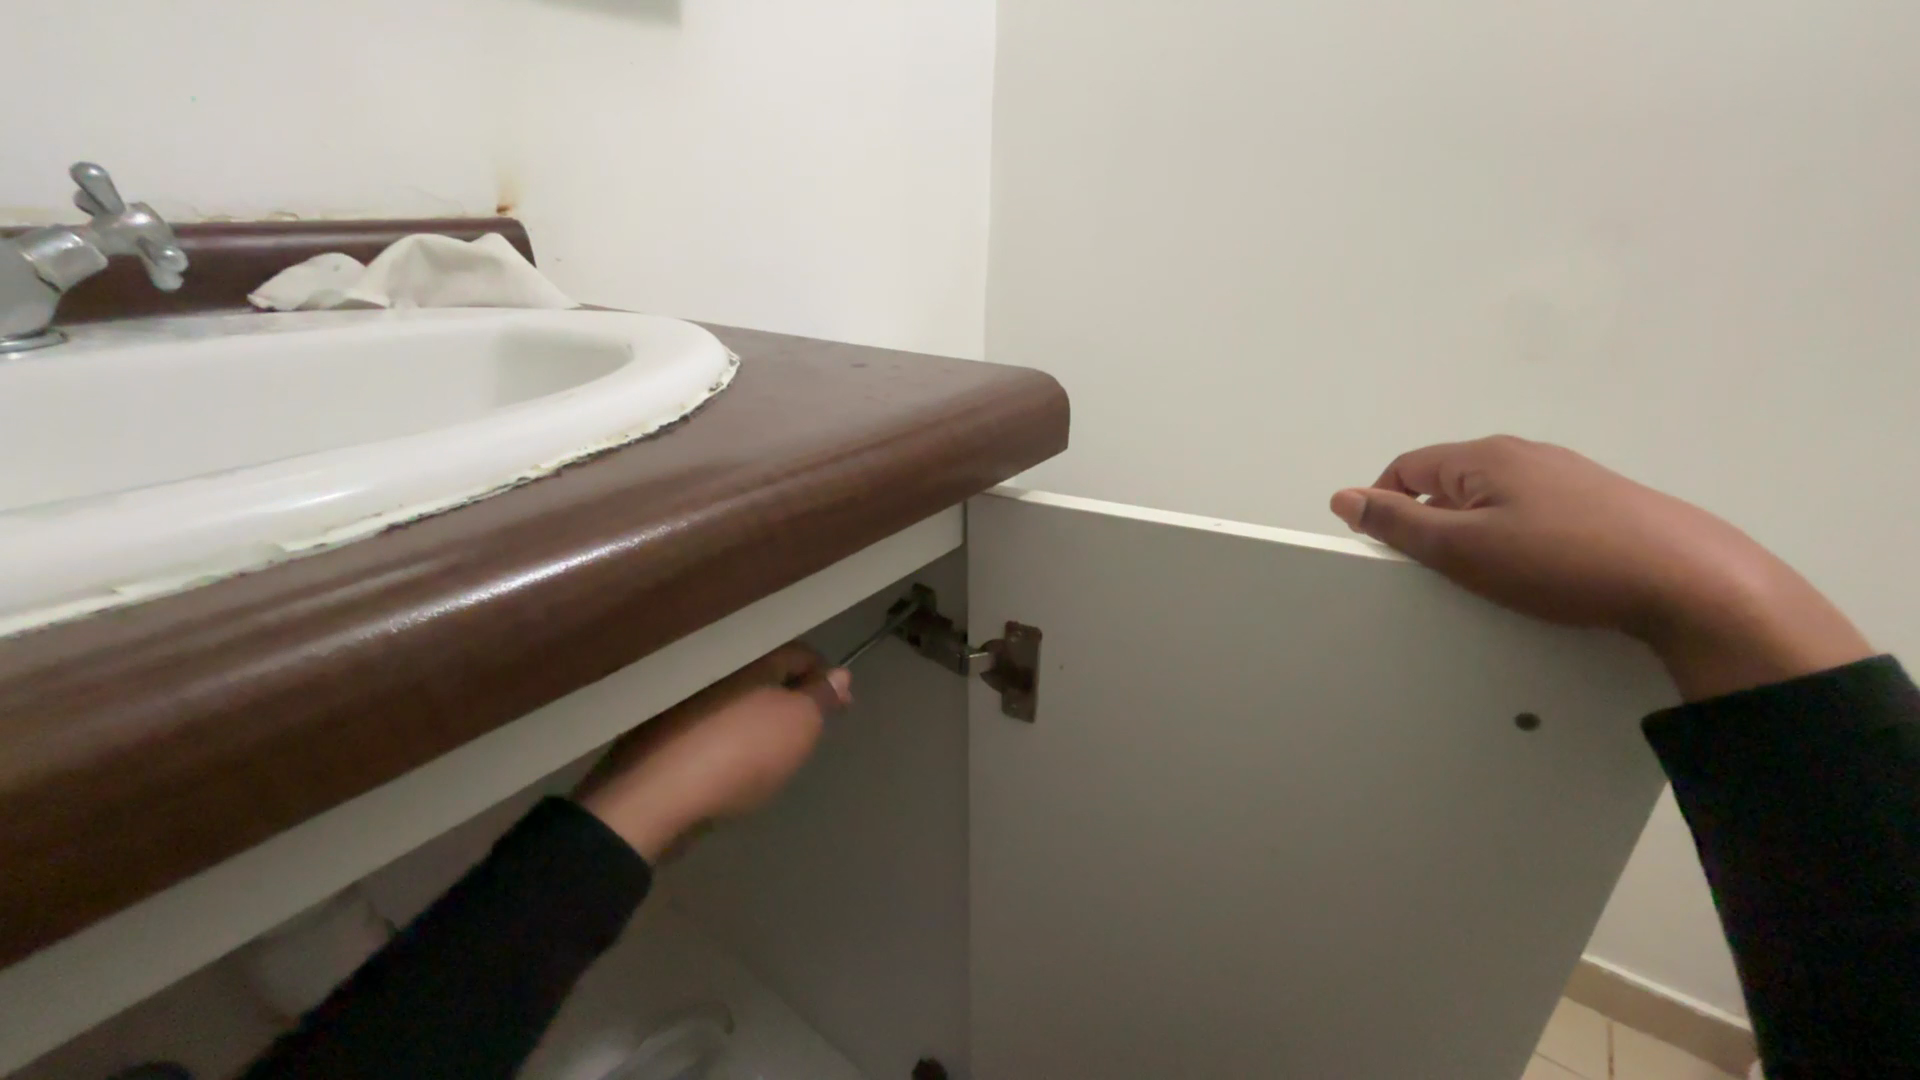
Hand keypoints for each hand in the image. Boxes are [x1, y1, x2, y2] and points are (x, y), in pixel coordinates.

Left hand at [574, 643, 851, 859]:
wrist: (655, 798)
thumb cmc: (741, 752)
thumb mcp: (799, 724)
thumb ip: (820, 696)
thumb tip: (840, 673)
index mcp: (751, 659)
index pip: (801, 653)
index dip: (826, 678)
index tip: (841, 708)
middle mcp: (716, 669)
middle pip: (767, 676)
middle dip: (790, 698)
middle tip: (807, 732)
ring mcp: (683, 700)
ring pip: (735, 701)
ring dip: (756, 718)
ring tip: (772, 752)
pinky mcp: (661, 733)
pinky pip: (709, 726)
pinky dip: (727, 739)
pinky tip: (732, 765)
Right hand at [1329, 435, 1872, 700]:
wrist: (1691, 583)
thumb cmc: (1559, 562)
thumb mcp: (1459, 548)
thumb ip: (1396, 522)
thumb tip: (1344, 497)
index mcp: (1485, 457)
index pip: (1405, 467)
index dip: (1382, 503)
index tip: (1386, 547)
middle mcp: (1526, 454)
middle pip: (1449, 481)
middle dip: (1431, 521)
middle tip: (1438, 567)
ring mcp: (1570, 476)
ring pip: (1493, 499)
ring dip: (1474, 531)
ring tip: (1489, 575)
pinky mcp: (1604, 503)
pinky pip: (1533, 513)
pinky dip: (1517, 538)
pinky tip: (1538, 571)